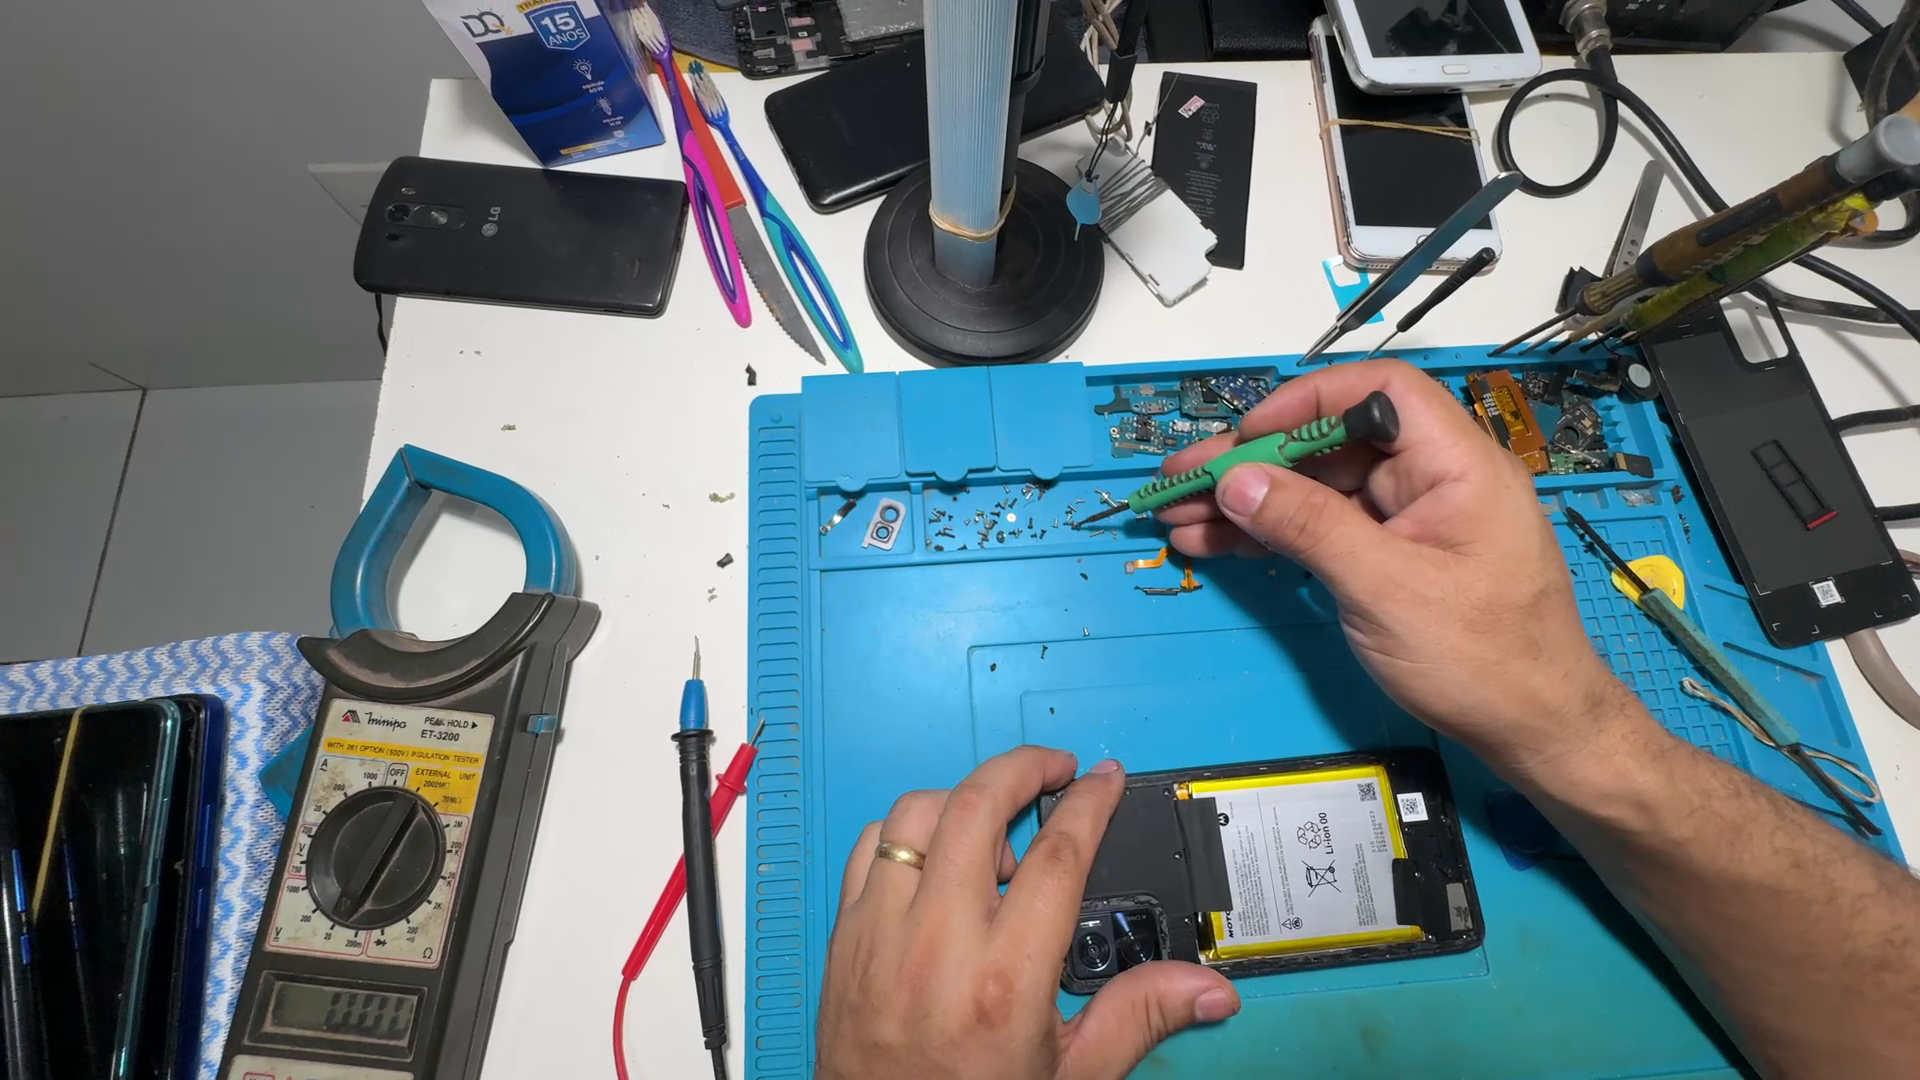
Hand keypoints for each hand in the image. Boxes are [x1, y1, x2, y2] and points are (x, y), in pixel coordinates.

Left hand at [817, 746, 1239, 1079]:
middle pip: (977, 806)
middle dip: (1022, 768)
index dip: (1088, 804)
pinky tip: (936, 854)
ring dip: (962, 801)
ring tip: (995, 831)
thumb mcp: (1072, 1075)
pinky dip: (909, 830)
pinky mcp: (846, 933)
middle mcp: (936, 943)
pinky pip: (872, 844)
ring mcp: (881, 932)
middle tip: (1052, 769)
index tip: (1102, 779)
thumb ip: (1139, 1016)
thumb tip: (1207, 990)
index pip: (1056, 857)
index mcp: (1003, 980)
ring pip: (916, 813)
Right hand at [1160, 359, 1645, 777]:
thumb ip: (1310, 527)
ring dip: (1241, 503)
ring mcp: (1396, 519)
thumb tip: (1235, 480)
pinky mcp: (1375, 554)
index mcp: (1453, 465)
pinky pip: (1309, 529)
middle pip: (1325, 444)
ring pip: (1307, 490)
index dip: (1307, 401)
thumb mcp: (1387, 589)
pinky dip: (1261, 535)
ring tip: (1176, 516)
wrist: (1529, 732)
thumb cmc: (1479, 657)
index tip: (1247, 435)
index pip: (1380, 393)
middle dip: (1248, 461)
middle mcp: (1422, 480)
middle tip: (1178, 477)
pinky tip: (1209, 543)